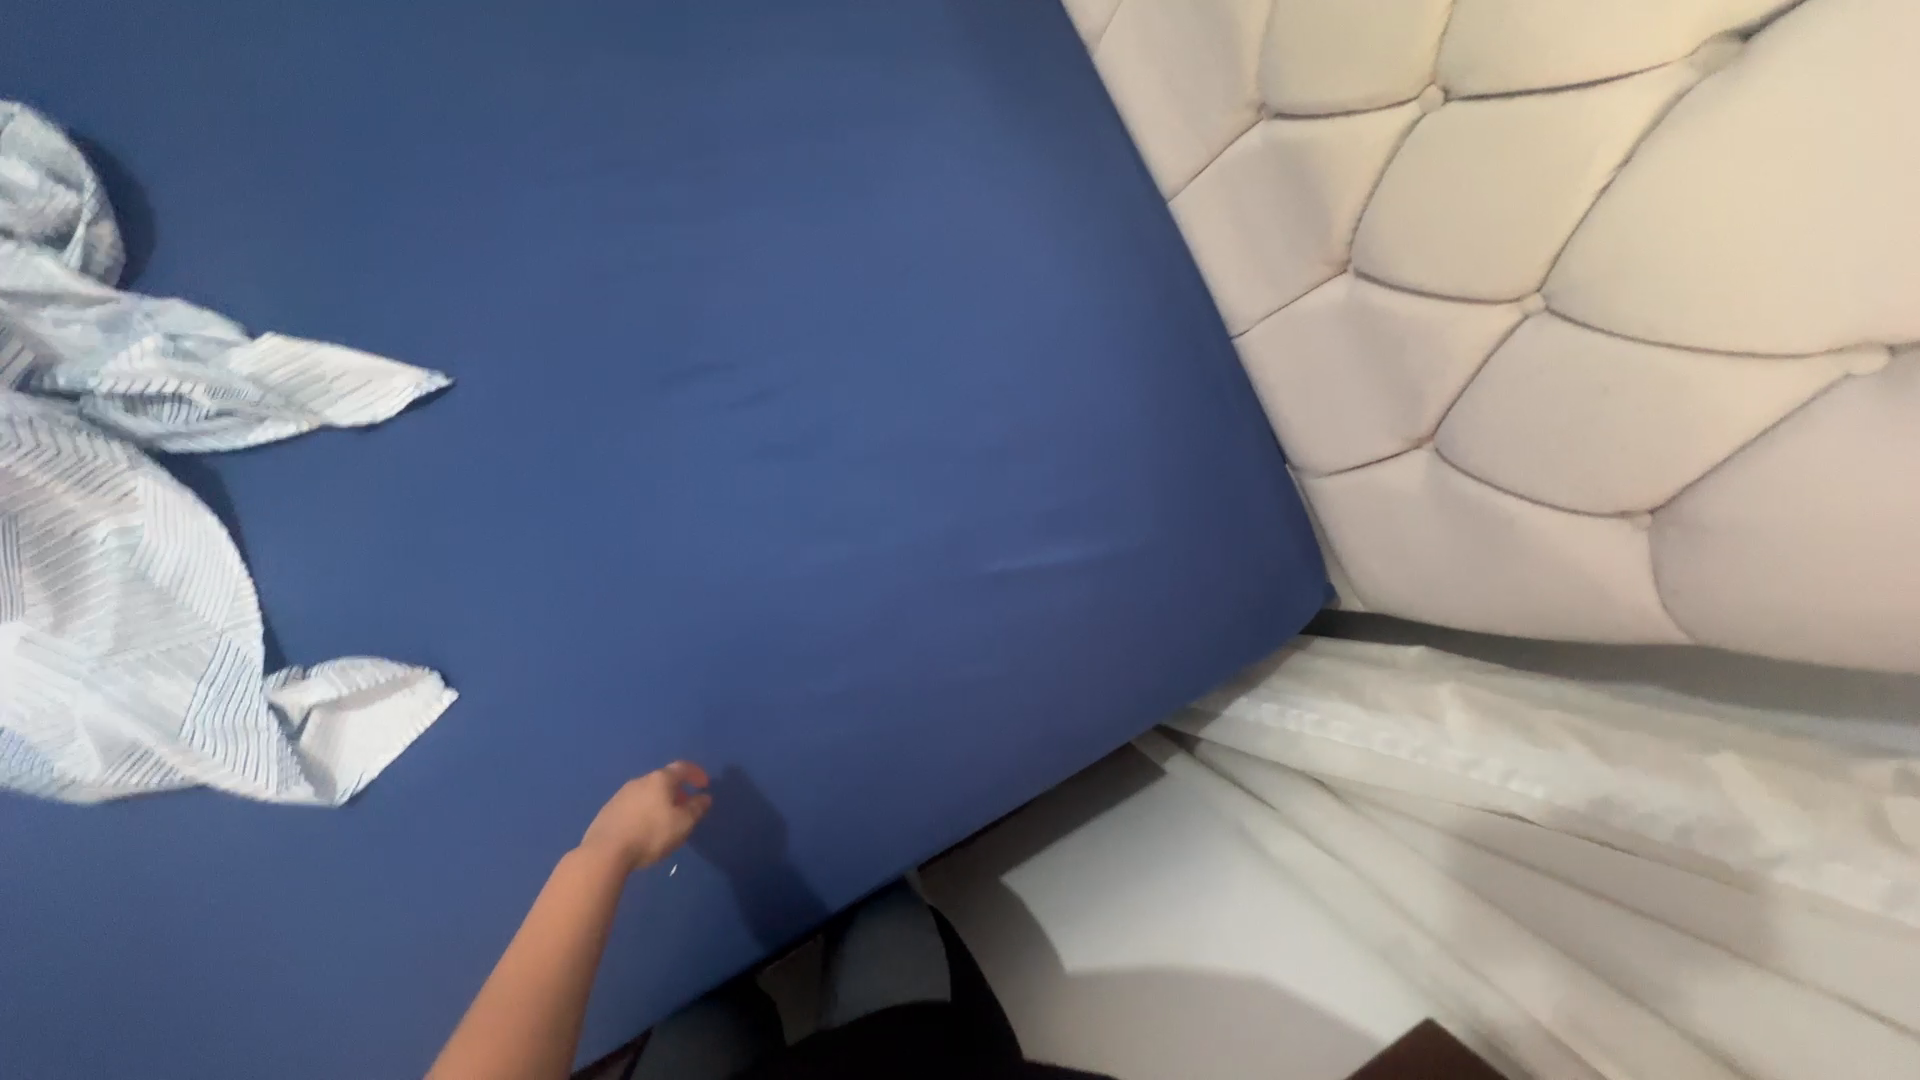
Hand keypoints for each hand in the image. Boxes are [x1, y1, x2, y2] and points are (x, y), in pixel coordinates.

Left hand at [579, 762, 711, 873]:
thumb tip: (704, 797)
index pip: (682, 767)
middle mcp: (640, 781)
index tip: (704, 785)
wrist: (604, 853)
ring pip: (646, 793)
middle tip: (684, 806)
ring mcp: (620, 795)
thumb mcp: (683, 823)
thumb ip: (696, 808)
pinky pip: (632, 806)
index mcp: (660, 780)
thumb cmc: (650, 834)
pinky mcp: (607, 811)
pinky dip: (643, 811)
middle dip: (677, 790)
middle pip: (663, 780)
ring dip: (659, 801)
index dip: (696, 773)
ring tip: (664, 820)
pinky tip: (643, 829)